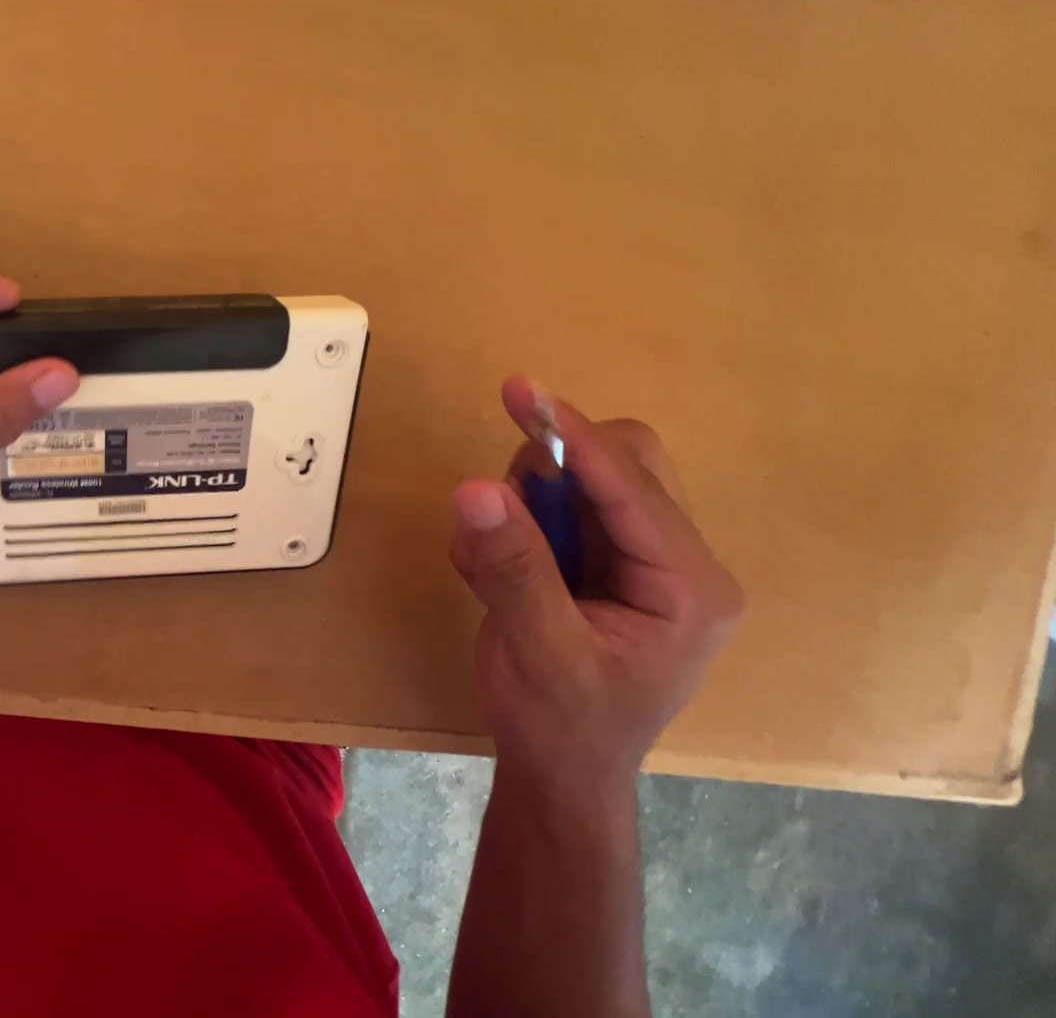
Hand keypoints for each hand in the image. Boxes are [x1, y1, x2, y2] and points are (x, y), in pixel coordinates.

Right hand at [449, 377, 743, 788]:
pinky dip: (513, 530)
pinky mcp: (601, 565)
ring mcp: (639, 561)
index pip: (630, 486)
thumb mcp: (536, 649)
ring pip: (586, 483)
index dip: (571, 438)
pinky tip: (496, 581)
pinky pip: (556, 511)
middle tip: (503, 516)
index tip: (519, 389)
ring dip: (527, 508)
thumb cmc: (561, 725)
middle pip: (623, 464)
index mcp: (688, 583)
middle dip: (552, 477)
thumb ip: (511, 566)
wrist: (559, 774)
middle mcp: (675, 560)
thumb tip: (474, 487)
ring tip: (493, 570)